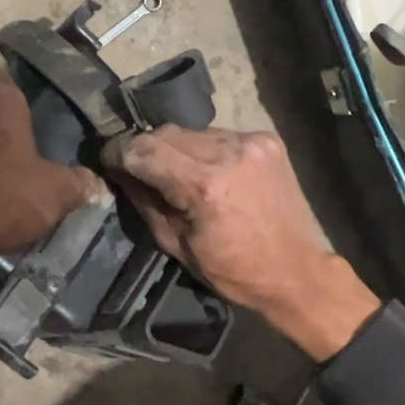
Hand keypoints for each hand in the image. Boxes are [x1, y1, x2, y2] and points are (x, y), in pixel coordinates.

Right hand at [104, 126, 380, 359]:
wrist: (296, 271)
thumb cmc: (235, 272)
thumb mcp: (177, 245)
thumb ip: (146, 203)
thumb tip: (119, 174)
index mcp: (204, 185)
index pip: (144, 150)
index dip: (118, 152)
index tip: (107, 160)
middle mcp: (229, 152)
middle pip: (167, 134)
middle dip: (146, 150)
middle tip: (136, 170)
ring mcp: (252, 142)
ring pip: (193, 132)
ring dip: (177, 149)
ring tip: (176, 175)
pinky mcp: (268, 140)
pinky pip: (220, 135)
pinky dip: (207, 150)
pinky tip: (209, 173)